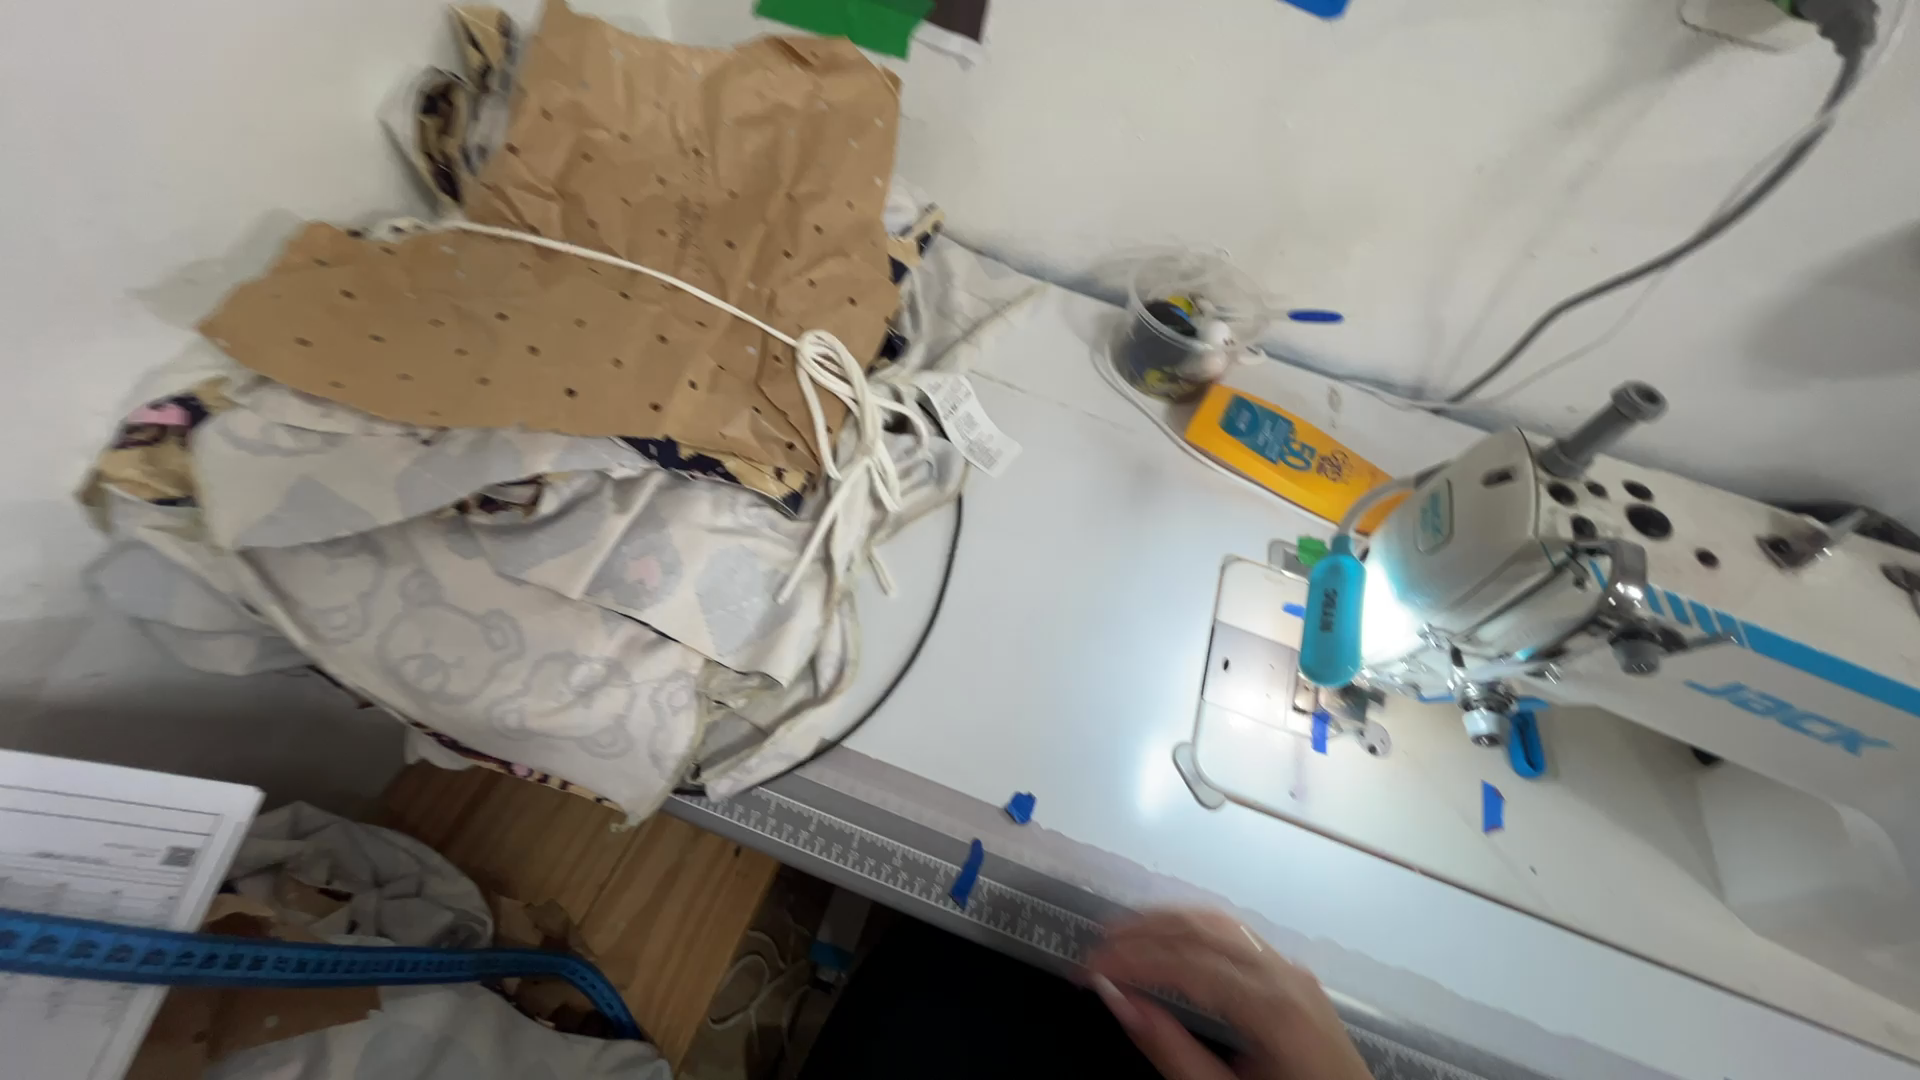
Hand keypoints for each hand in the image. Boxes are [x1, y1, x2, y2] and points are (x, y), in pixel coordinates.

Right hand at [1086, 909, 1371, 1079]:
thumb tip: (1116, 999)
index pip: (1185, 963)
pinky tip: (1169, 932)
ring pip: (1216, 920)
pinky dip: (1192, 924)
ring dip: (1164, 920)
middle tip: (1095, 947)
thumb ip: (1170, 1049)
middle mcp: (1283, 973)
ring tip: (1121, 931)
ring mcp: (1291, 968)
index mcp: (1272, 1007)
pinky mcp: (1292, 973)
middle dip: (1141, 932)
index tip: (1088, 968)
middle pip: (1199, 930)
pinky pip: (1235, 931)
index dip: (1131, 959)